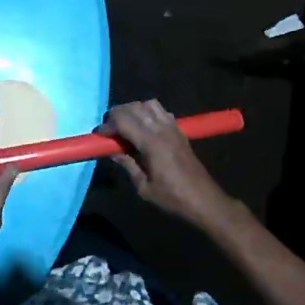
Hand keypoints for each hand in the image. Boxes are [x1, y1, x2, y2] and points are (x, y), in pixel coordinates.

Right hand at [102, 99, 233, 226]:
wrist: (205, 200)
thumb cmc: (173, 198)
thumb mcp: (143, 187)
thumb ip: (127, 164)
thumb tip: (112, 151)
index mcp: (151, 143)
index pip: (123, 121)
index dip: (107, 126)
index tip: (100, 136)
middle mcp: (161, 129)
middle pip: (133, 107)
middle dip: (116, 115)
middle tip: (110, 131)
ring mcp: (172, 128)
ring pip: (148, 104)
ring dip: (133, 110)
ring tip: (126, 125)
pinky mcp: (179, 130)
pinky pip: (161, 110)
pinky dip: (148, 112)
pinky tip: (145, 127)